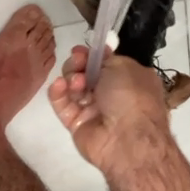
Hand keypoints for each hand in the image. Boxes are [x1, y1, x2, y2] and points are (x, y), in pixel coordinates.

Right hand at [48, 46, 173, 174]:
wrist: (128, 139)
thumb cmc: (131, 97)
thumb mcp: (124, 66)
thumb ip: (106, 57)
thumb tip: (98, 53)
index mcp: (129, 80)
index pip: (104, 63)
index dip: (92, 55)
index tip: (82, 51)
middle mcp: (111, 94)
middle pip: (85, 73)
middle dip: (78, 64)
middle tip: (78, 62)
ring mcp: (93, 109)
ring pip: (72, 87)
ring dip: (71, 78)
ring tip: (76, 82)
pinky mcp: (76, 123)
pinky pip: (62, 105)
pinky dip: (58, 93)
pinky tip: (58, 85)